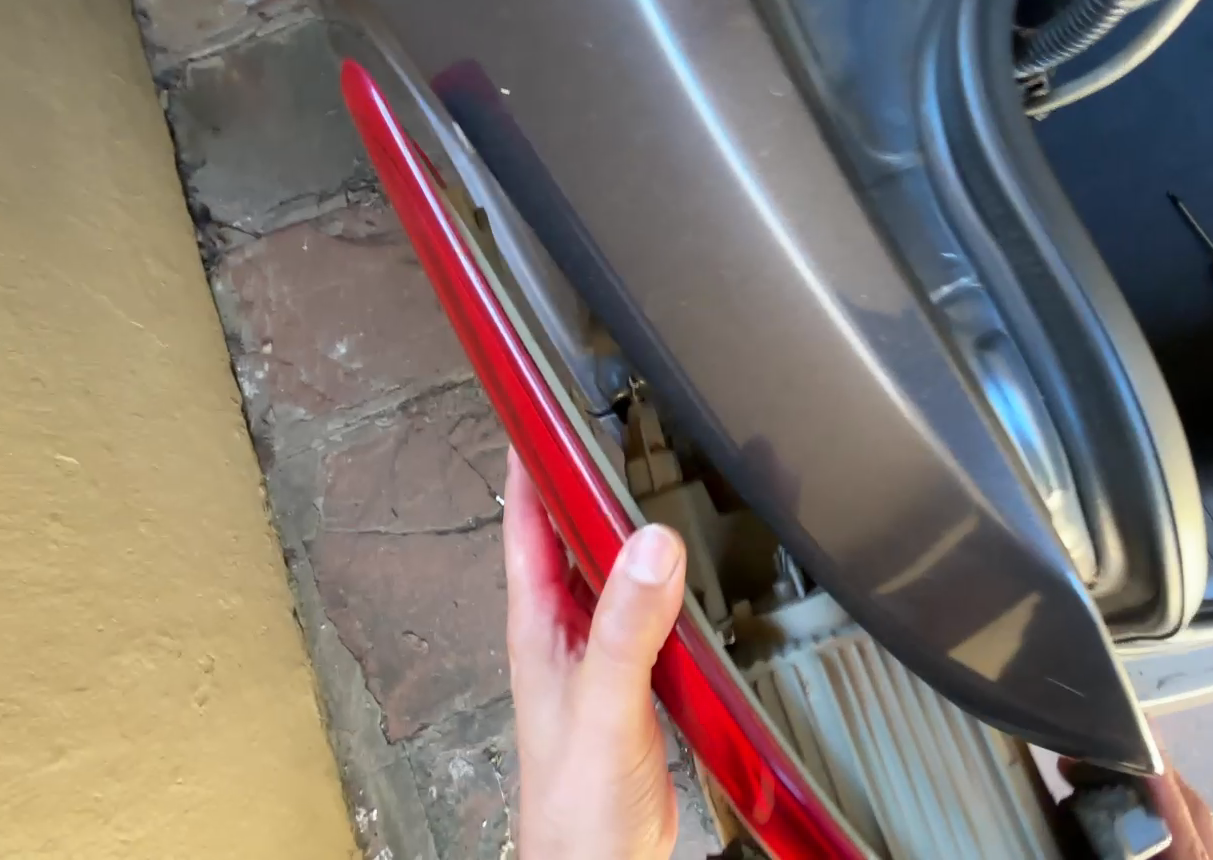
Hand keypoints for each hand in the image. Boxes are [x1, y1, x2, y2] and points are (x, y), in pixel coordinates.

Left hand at [504, 449, 687, 859]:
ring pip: (610, 558)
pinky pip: (646, 597)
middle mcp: (566, 622)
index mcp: (540, 619)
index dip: (533, 459)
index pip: (527, 517)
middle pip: (570, 526)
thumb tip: (651, 546)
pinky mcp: (636, 665)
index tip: (544, 407)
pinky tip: (685, 560)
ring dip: (626, 518)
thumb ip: (625, 626)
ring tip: (651, 473)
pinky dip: (662, 569)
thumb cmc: (575, 805)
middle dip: (587, 474)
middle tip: (611, 424)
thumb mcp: (602, 703)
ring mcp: (600, 643)